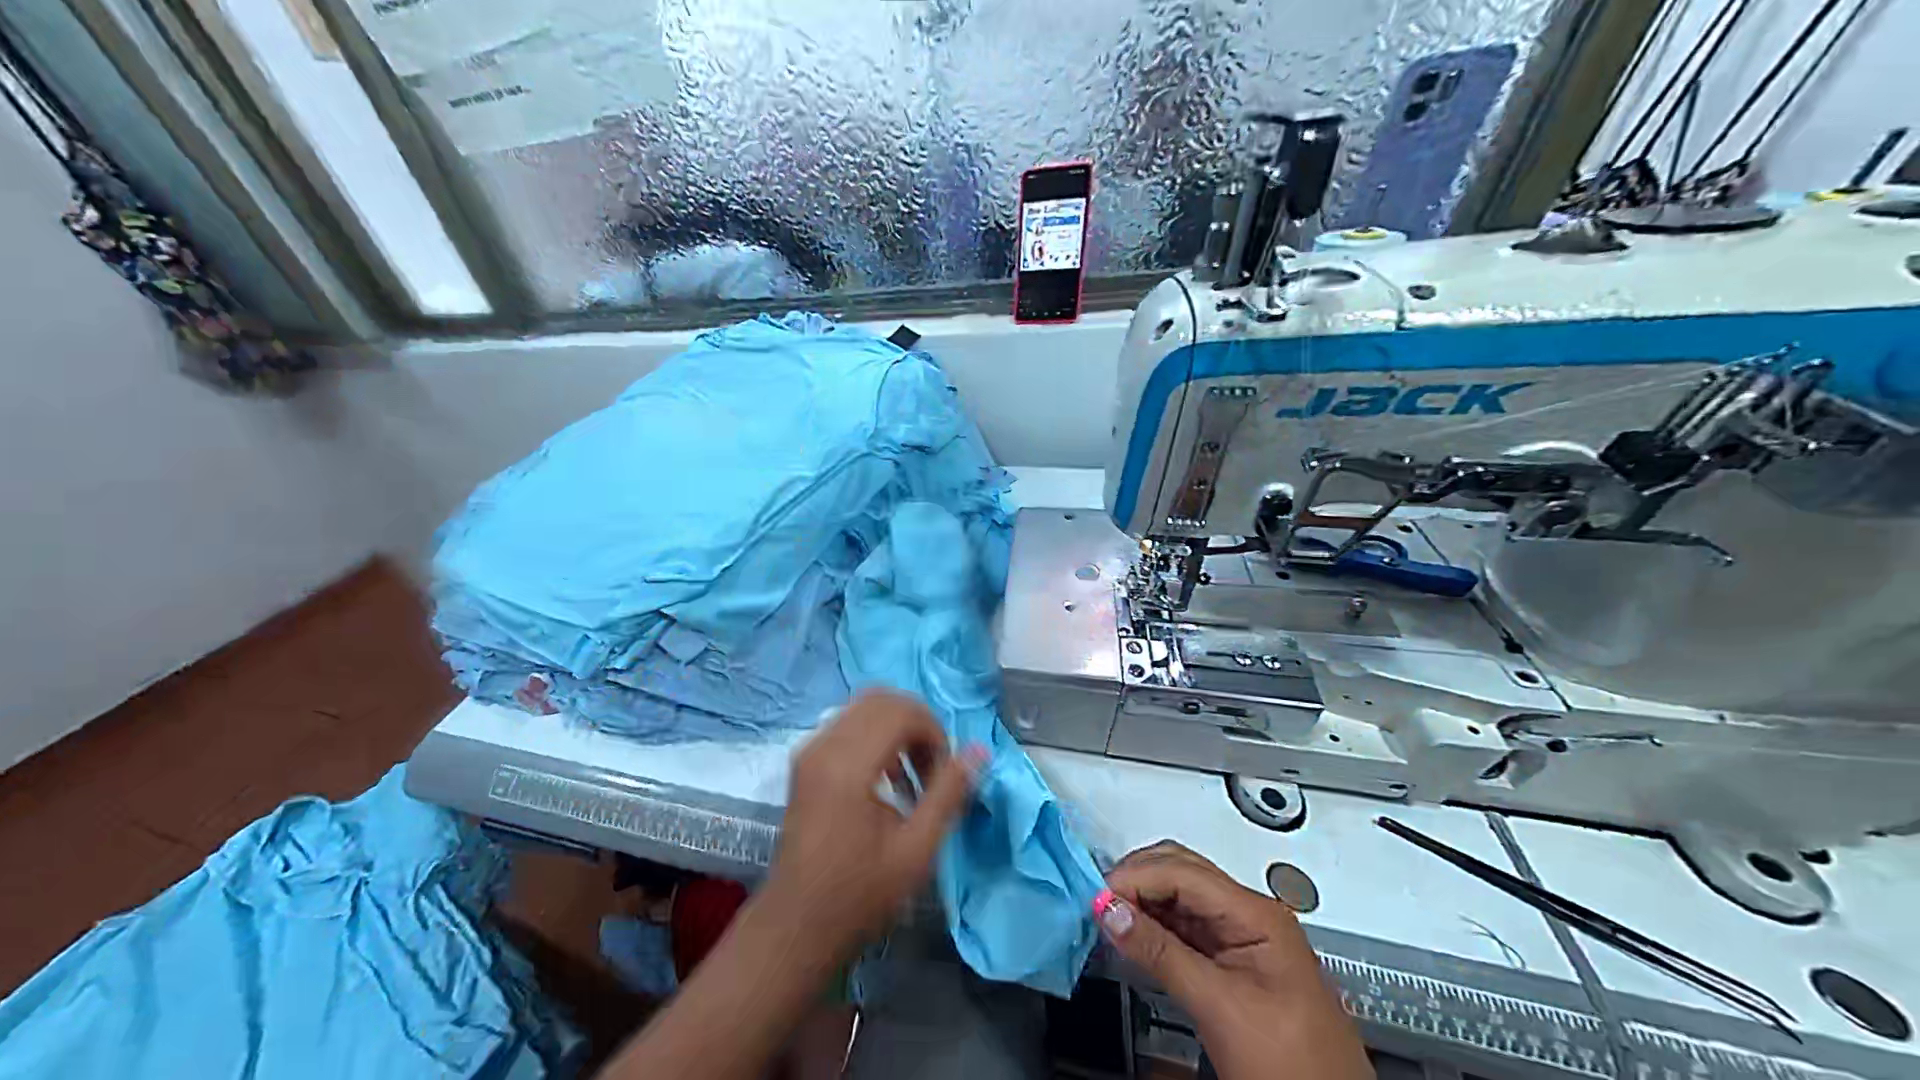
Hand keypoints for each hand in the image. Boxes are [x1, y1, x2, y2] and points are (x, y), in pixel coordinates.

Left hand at [762, 690, 980, 956]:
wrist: (796, 926)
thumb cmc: (860, 894)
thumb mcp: (917, 849)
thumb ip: (949, 793)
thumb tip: (979, 750)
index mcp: (848, 765)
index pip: (901, 711)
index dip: (933, 731)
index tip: (944, 771)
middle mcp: (824, 745)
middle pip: (881, 700)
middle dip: (918, 723)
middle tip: (934, 766)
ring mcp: (809, 751)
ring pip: (863, 708)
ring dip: (897, 728)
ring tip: (915, 775)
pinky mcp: (805, 761)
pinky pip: (847, 724)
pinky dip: (875, 736)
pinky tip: (888, 778)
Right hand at [1097, 842, 1373, 1079]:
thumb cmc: (1294, 1066)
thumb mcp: (1218, 1006)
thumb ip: (1161, 953)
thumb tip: (1111, 910)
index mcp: (1256, 914)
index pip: (1182, 871)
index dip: (1136, 877)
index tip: (1098, 897)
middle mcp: (1249, 914)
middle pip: (1181, 871)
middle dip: (1136, 879)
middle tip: (1099, 902)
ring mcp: (1240, 936)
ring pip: (1179, 895)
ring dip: (1141, 900)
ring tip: (1108, 917)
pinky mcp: (1230, 959)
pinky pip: (1183, 925)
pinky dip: (1153, 925)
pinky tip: (1132, 935)